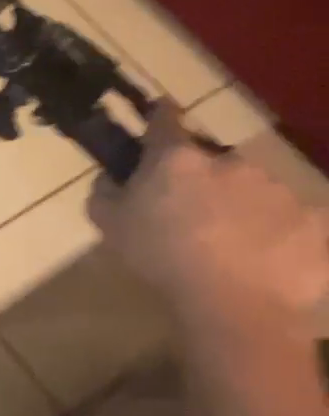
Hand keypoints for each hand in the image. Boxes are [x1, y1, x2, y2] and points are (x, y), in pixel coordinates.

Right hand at [89, 105, 328, 318]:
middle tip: (191, 207)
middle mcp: (231, 163)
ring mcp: (280, 191)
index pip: (166, 120)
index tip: (158, 108)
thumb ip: (106, 190)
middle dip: (203, 175)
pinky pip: (291, 218)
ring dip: (241, 202)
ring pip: (254, 187)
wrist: (237, 307)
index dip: (160, 113)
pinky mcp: (316, 222)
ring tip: (232, 238)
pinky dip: (278, 229)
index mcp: (177, 159)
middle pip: (213, 159)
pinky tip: (264, 254)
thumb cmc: (160, 258)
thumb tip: (116, 175)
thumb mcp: (107, 223)